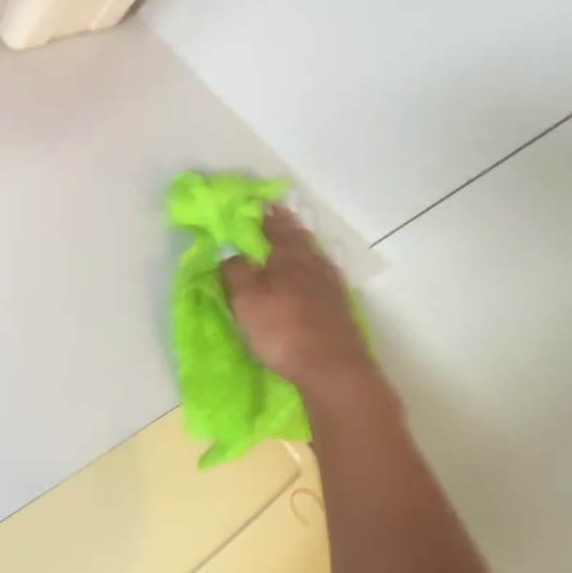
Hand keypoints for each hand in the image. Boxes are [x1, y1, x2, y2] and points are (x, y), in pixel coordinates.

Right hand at [220, 206, 377, 395]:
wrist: (332, 368)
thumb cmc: (281, 330)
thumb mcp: (246, 299)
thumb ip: (236, 272)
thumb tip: (233, 255)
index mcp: (288, 261)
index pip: (276, 232)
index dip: (267, 219)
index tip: (262, 204)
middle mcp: (313, 268)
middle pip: (301, 242)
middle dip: (288, 229)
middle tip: (279, 218)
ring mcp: (331, 290)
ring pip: (315, 259)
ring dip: (304, 248)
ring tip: (296, 243)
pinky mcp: (339, 311)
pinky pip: (324, 278)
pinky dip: (314, 270)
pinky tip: (313, 277)